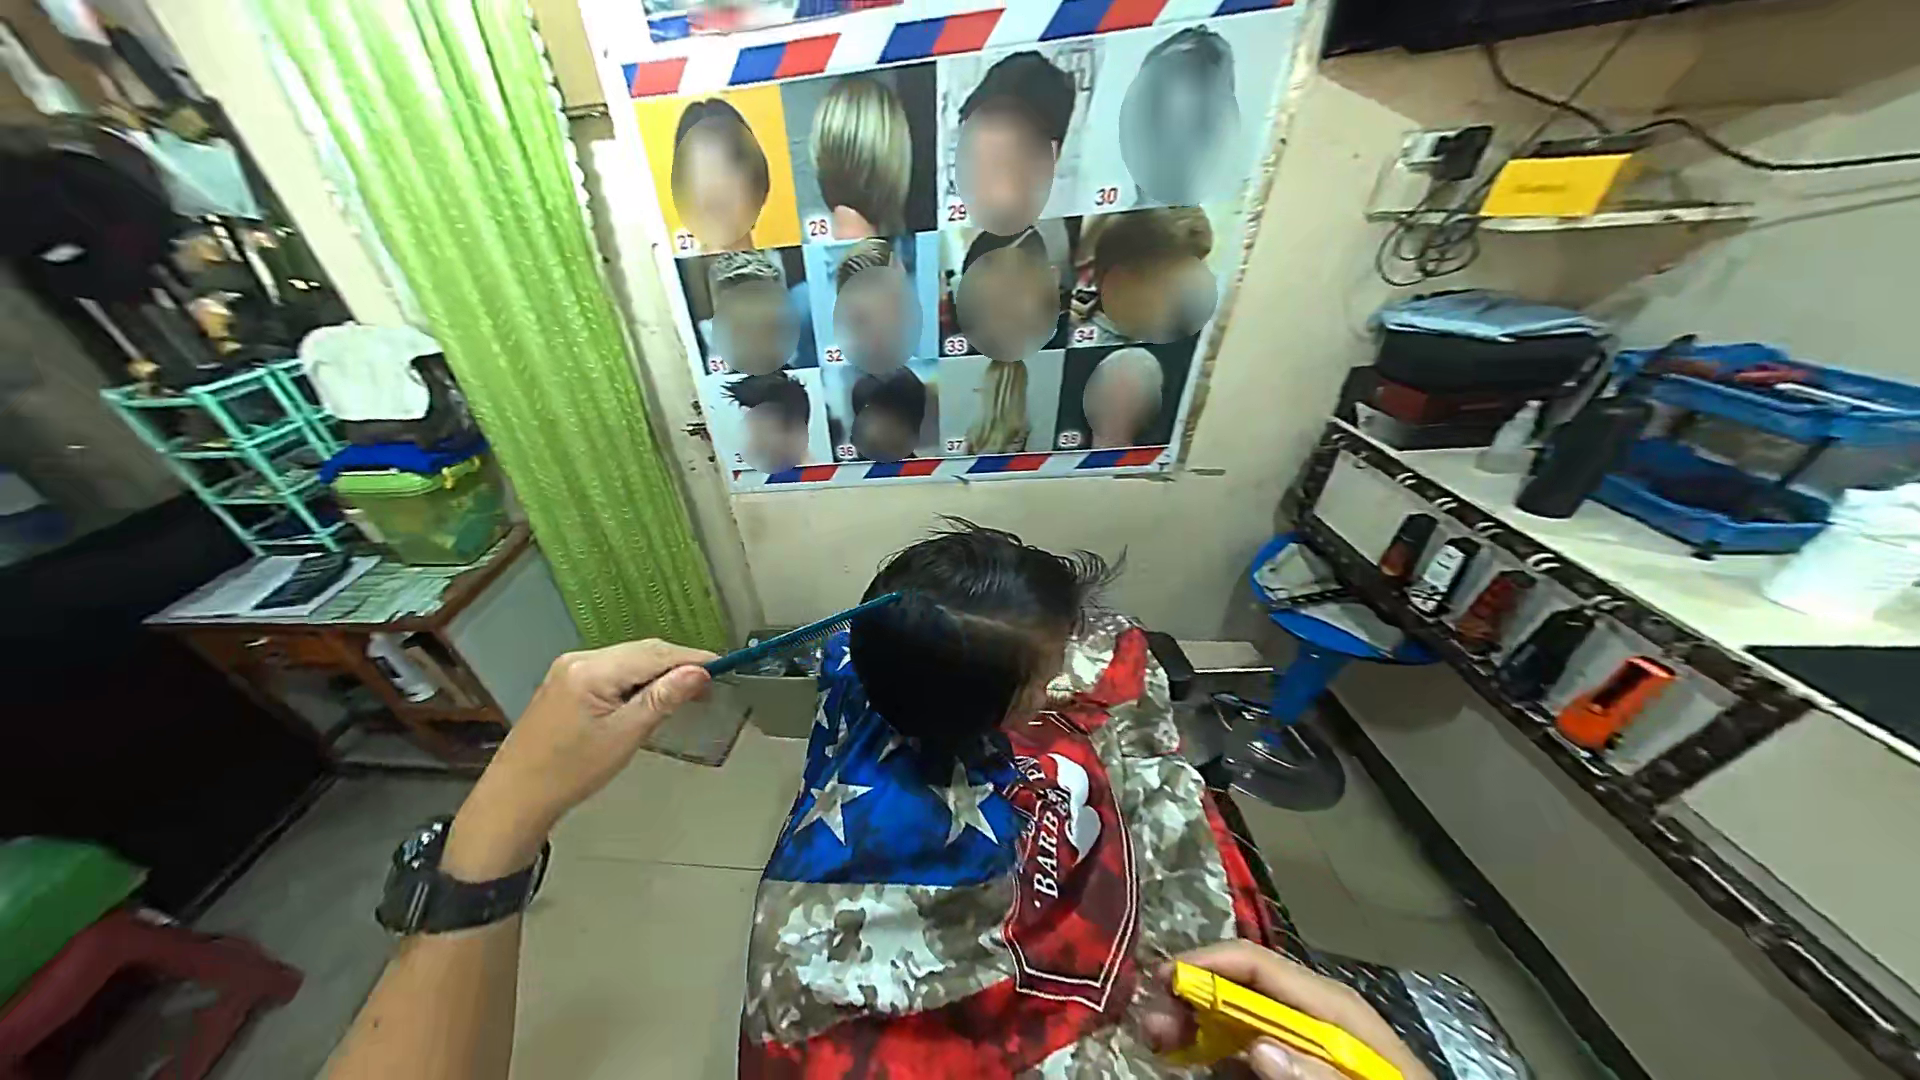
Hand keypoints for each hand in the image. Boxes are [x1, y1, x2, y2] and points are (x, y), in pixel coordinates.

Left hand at [442, 639, 714, 880]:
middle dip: (678, 663)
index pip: (656, 654)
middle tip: (707, 686)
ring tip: (685, 692)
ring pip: (630, 657)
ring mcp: (570, 667)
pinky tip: (651, 694)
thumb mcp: (625, 736)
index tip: (723, 667)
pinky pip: (614, 667)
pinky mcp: (566, 680)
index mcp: (592, 670)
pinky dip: (639, 676)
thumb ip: (663, 698)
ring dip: (660, 670)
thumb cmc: (571, 772)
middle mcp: (580, 658)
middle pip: (643, 650)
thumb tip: (700, 672)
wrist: (513, 799)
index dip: (692, 658)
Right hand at [1141, 941, 1434, 1079]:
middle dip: (1189, 996)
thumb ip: (1323, 1076)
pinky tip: (1188, 1057)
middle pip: (1236, 986)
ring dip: (1191, 1023)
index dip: (1205, 963)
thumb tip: (1259, 1049)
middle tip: (1151, 1024)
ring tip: (1158, 1039)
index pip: (1255, 962)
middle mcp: (1308, 1011)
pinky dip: (1211, 1049)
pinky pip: (1244, 1047)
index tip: (1162, 981)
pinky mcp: (1294, 1063)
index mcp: (1329, 1004)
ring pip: (1232, 1016)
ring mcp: (1299, 1040)